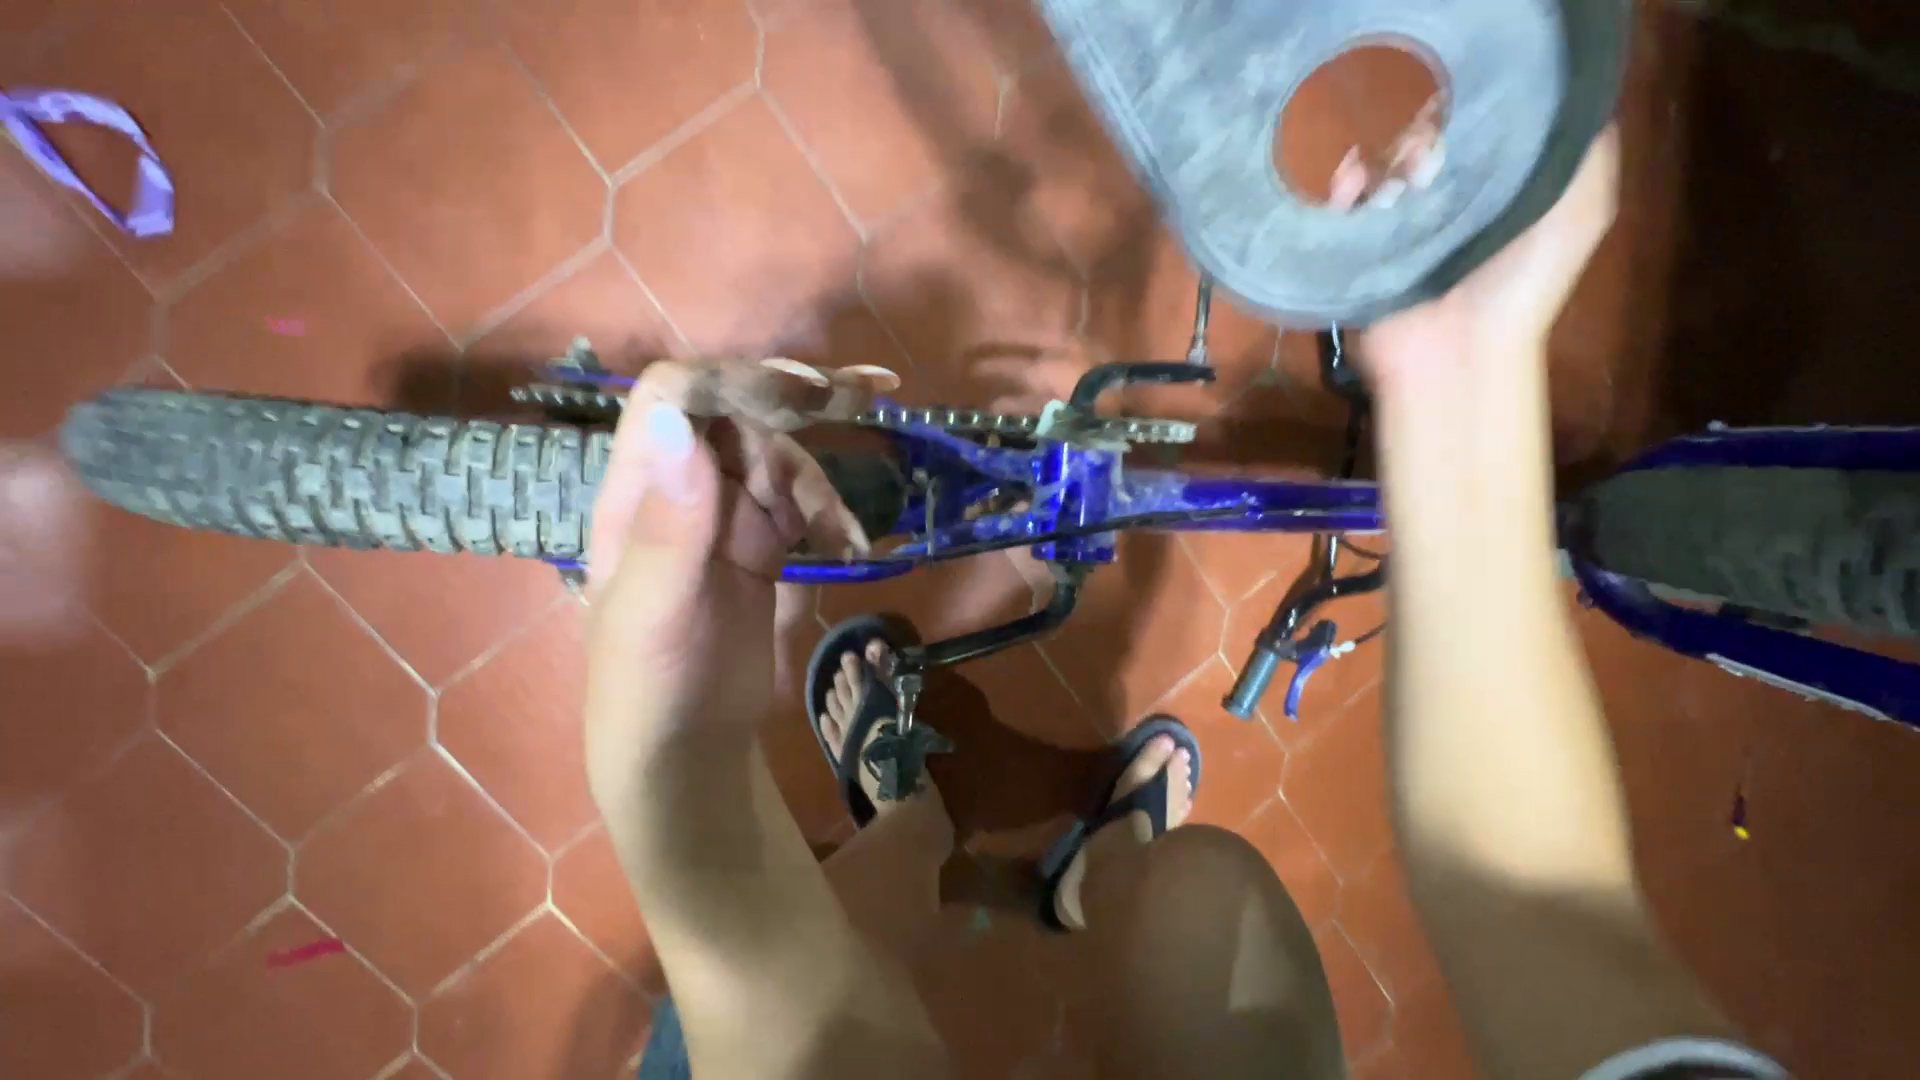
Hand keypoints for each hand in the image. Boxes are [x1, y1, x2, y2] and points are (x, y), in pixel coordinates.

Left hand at [581, 358, 868, 801]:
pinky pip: (804, 507)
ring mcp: (725, 517)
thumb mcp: (651, 614)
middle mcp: (682, 490)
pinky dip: (834, 519)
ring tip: (847, 540)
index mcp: (639, 491)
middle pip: (740, 418)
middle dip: (801, 406)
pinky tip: (853, 552)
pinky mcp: (762, 546)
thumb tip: (676, 420)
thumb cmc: (648, 686)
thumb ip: (668, 524)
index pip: (674, 398)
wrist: (688, 749)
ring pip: (781, 460)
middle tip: (871, 392)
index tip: (804, 390)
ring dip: (822, 485)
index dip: (734, 380)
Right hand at [1358, 126, 1620, 385]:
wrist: (1456, 354)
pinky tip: (1351, 180)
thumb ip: (1582, 157)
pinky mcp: (1357, 250)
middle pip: (1425, 147)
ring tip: (1397, 178)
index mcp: (1494, 192)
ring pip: (1382, 171)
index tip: (1465, 103)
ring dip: (1386, 160)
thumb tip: (1566, 98)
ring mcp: (1397, 228)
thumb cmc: (1520, 288)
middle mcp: (1445, 206)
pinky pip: (1342, 207)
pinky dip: (1343, 188)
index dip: (1470, 112)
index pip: (1476, 133)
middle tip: (1427, 155)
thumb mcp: (1579, 214)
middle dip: (1424, 137)